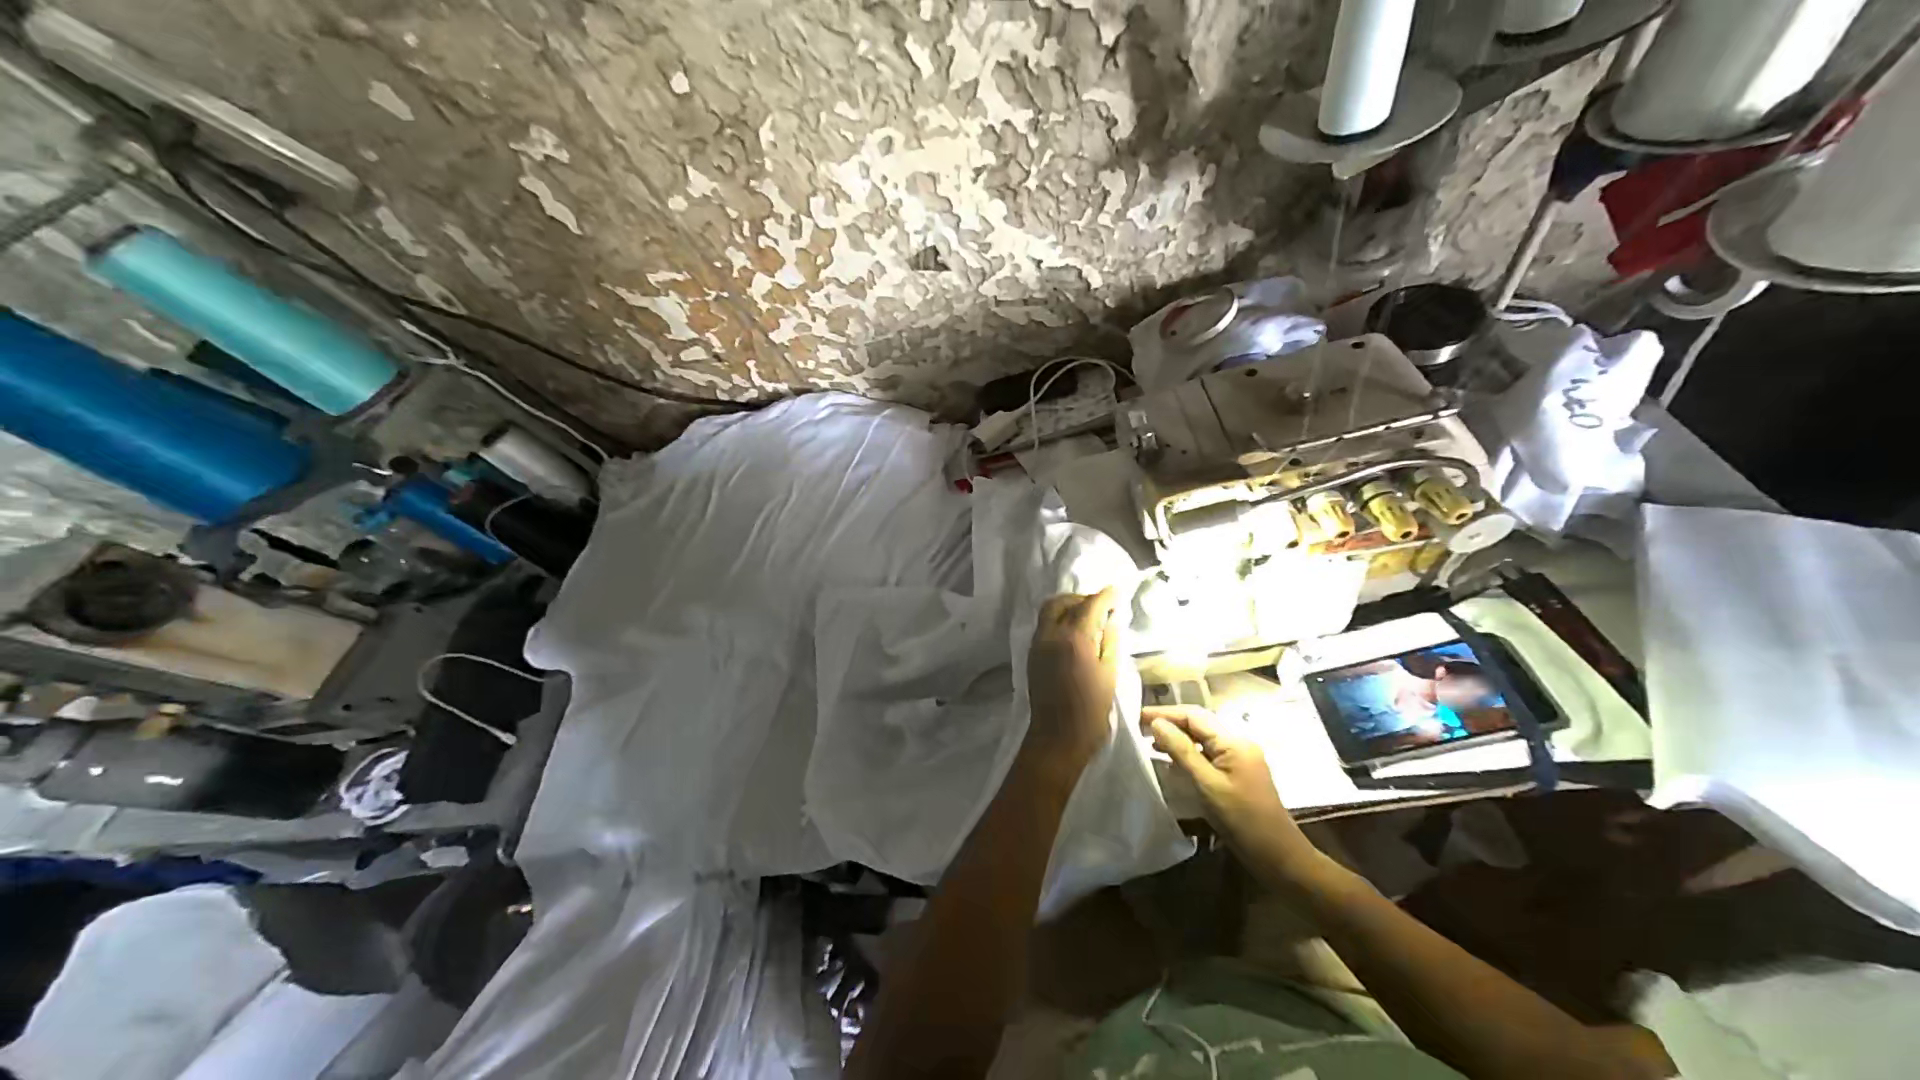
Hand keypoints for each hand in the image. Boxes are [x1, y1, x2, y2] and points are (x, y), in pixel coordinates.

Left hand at [1024, 586, 1121, 773]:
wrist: (1057, 737)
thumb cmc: (1091, 710)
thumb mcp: (1110, 674)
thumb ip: (1110, 642)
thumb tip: (1111, 620)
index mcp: (1074, 638)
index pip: (1090, 604)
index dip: (1105, 595)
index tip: (1117, 591)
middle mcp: (1051, 635)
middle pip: (1062, 601)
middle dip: (1081, 598)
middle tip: (1101, 606)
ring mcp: (1037, 644)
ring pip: (1049, 611)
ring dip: (1068, 607)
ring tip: (1088, 619)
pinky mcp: (1032, 655)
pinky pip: (1044, 626)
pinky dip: (1059, 620)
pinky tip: (1075, 634)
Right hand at [1142, 705, 1314, 867]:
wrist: (1278, 855)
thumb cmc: (1241, 819)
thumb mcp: (1206, 784)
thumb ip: (1181, 751)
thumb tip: (1157, 723)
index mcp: (1233, 742)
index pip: (1194, 716)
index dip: (1165, 713)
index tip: (1138, 716)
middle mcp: (1238, 744)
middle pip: (1199, 724)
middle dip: (1170, 723)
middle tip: (1140, 728)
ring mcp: (1240, 759)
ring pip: (1203, 739)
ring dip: (1178, 738)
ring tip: (1151, 743)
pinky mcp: (1238, 773)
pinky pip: (1209, 754)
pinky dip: (1189, 753)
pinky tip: (1173, 761)